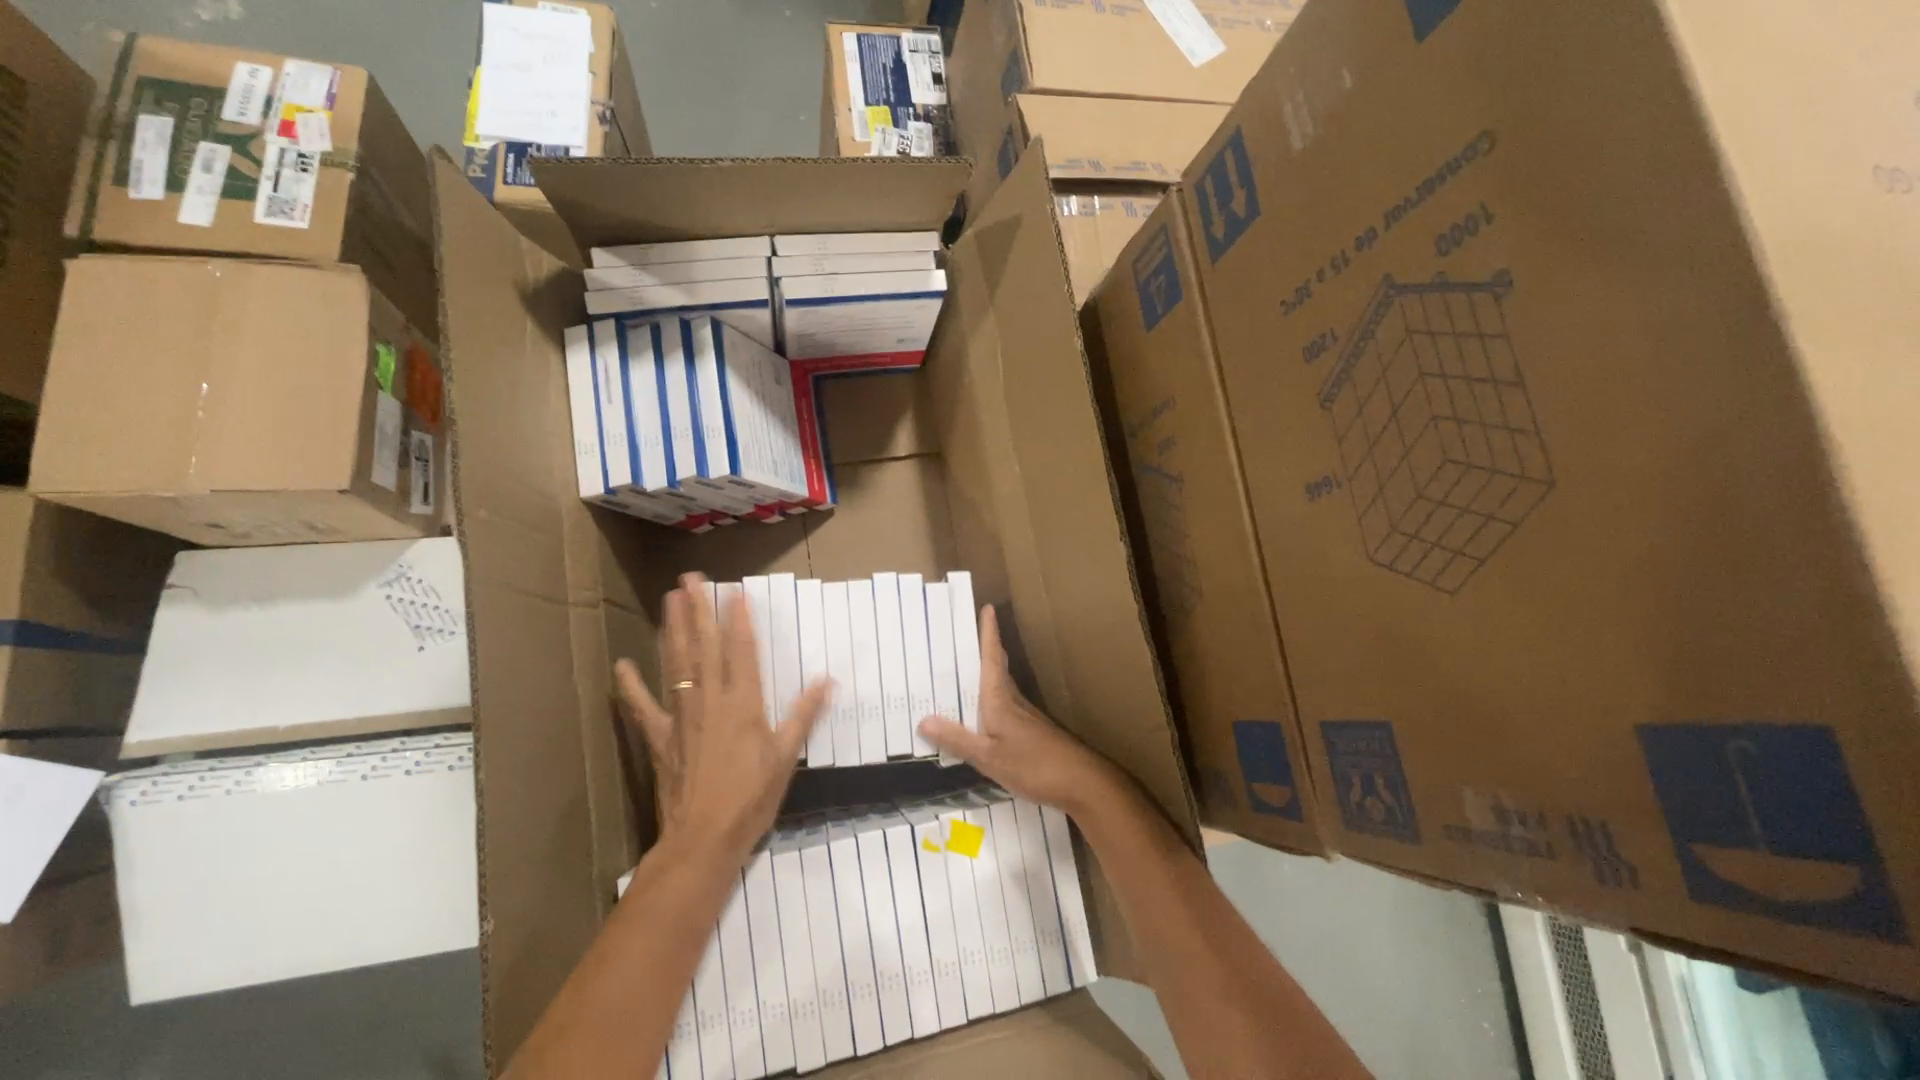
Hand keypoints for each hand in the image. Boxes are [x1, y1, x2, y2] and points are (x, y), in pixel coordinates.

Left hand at [616, 573, 830, 865]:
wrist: (704, 838)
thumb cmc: (752, 800)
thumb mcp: (786, 758)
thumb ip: (803, 716)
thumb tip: (826, 680)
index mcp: (744, 704)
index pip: (741, 651)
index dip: (738, 620)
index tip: (735, 591)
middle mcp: (710, 701)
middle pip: (704, 647)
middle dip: (699, 610)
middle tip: (691, 579)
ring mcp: (681, 717)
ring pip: (676, 664)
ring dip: (674, 630)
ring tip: (669, 600)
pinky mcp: (660, 739)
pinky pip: (643, 707)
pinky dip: (631, 686)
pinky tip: (622, 664)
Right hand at [917, 604, 1125, 814]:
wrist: (1081, 783)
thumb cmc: (1034, 765)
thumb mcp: (989, 756)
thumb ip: (957, 739)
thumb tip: (923, 719)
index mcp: (1000, 700)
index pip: (992, 658)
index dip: (989, 633)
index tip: (987, 607)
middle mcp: (1013, 702)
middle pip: (998, 669)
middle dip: (986, 649)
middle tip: (967, 635)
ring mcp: (1026, 718)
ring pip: (1003, 687)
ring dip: (988, 674)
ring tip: (967, 670)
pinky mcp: (1032, 733)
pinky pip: (1006, 708)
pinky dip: (992, 701)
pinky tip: (984, 715)